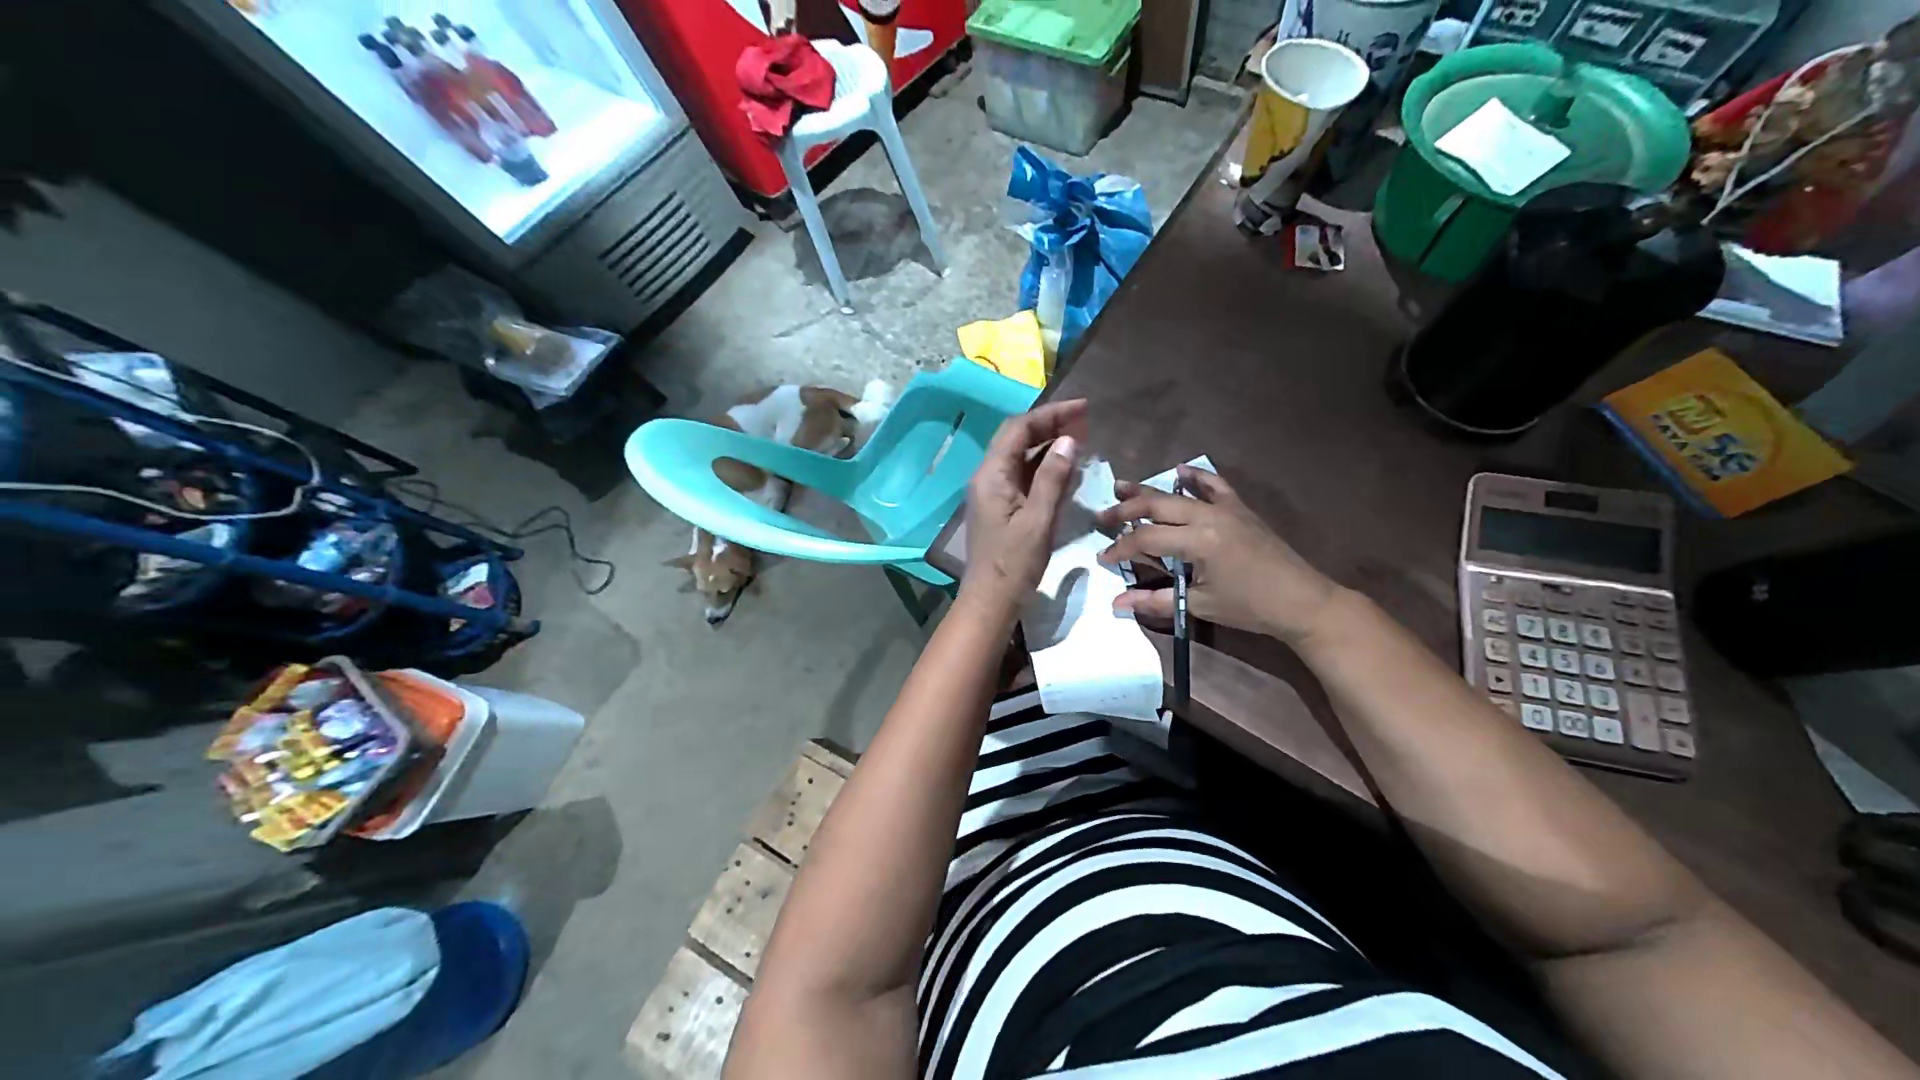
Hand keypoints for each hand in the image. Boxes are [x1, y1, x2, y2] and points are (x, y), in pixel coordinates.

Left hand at [959, 399, 1087, 614]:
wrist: (991, 600)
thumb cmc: (1014, 563)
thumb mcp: (1038, 520)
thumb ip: (1052, 478)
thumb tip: (1068, 440)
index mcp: (991, 476)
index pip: (1018, 429)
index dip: (1050, 414)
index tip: (1082, 408)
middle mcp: (988, 477)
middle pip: (1017, 439)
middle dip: (1050, 425)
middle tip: (1085, 420)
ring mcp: (993, 492)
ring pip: (1020, 457)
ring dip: (1048, 444)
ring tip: (1081, 437)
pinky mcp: (1001, 506)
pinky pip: (1022, 476)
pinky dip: (1044, 467)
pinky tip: (1067, 467)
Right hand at [1094, 466, 1342, 643]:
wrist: (1303, 600)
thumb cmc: (1251, 607)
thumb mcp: (1201, 605)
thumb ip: (1156, 601)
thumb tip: (1116, 605)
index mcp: (1198, 541)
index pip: (1146, 538)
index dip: (1120, 548)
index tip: (1103, 558)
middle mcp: (1208, 517)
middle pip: (1156, 507)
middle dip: (1125, 511)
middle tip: (1101, 516)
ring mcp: (1226, 509)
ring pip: (1178, 494)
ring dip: (1148, 490)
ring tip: (1122, 486)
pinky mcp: (1240, 509)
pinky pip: (1214, 485)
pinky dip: (1195, 477)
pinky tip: (1179, 471)